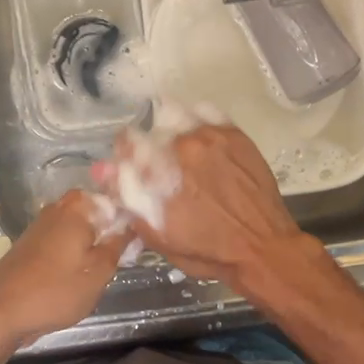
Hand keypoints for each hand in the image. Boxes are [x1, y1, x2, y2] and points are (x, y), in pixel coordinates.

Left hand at [0, 190, 128, 347]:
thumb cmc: (54, 291)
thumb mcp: (98, 272)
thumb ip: (118, 245)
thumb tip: (131, 225)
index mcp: (77, 207)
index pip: (116, 200)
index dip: (132, 217)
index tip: (142, 237)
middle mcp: (57, 208)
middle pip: (96, 213)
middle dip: (112, 231)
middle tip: (123, 257)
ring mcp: (41, 225)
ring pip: (79, 228)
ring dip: (93, 243)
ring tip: (102, 270)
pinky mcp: (31, 244)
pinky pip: (63, 240)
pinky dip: (75, 252)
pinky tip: (79, 274)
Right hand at [122, 124, 319, 292]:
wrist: (261, 247)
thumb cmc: (206, 250)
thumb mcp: (157, 234)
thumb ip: (128, 197)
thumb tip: (102, 168)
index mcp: (155, 171)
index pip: (126, 142)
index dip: (127, 154)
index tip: (134, 166)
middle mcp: (178, 145)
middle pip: (152, 131)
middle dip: (153, 148)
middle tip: (165, 171)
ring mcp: (208, 136)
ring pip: (177, 119)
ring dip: (174, 134)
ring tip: (186, 158)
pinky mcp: (232, 133)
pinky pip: (204, 113)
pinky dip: (197, 123)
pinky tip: (202, 143)